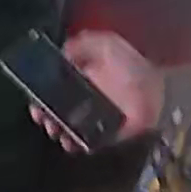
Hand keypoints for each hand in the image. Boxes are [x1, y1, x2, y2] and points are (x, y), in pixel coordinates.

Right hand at [31, 31, 162, 150]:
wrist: (155, 87)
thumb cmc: (132, 63)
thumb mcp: (104, 45)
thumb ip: (81, 46)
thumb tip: (62, 55)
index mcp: (83, 82)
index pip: (57, 94)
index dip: (44, 99)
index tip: (36, 104)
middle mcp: (88, 104)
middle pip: (61, 115)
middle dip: (49, 119)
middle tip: (44, 121)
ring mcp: (98, 123)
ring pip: (73, 132)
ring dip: (62, 133)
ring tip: (56, 132)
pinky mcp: (110, 138)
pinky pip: (91, 145)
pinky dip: (81, 146)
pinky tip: (72, 143)